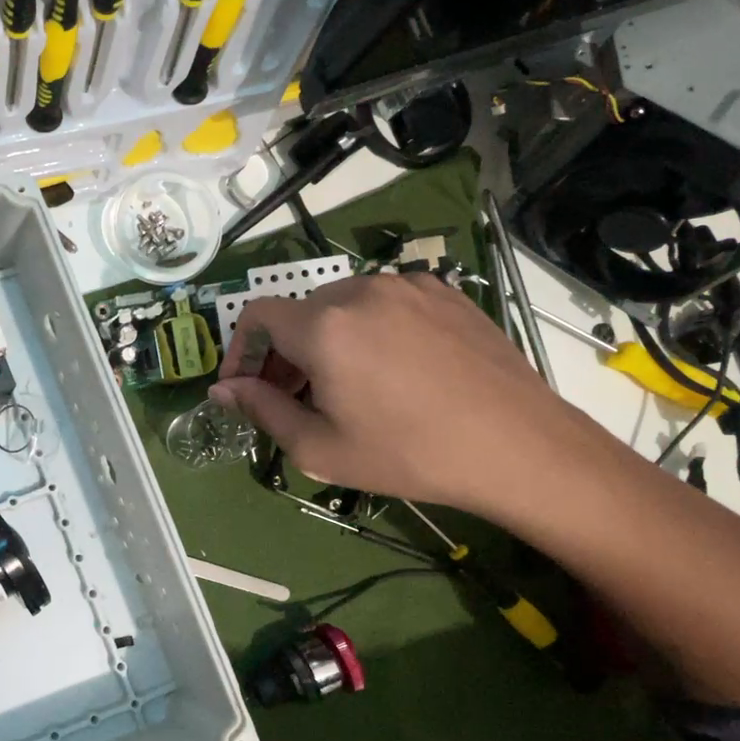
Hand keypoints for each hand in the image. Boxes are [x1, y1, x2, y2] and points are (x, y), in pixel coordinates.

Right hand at [210, 273, 590, 514]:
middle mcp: (361, 291)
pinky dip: (369, 330)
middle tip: (292, 398)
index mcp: (324, 326)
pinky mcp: (446, 294)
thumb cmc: (406, 454)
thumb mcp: (318, 446)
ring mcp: (409, 287)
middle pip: (299, 312)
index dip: (239, 351)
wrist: (516, 446)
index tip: (244, 388)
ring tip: (342, 387)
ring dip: (326, 341)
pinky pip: (386, 304)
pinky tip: (389, 372)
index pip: (256, 316)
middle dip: (282, 353)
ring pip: (342, 306)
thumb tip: (223, 389)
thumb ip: (261, 410)